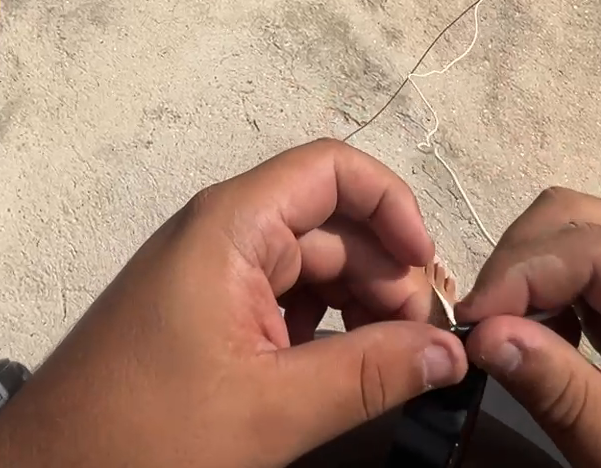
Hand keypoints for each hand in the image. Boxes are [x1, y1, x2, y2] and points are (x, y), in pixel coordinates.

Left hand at [0, 139, 468, 467]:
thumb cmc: (149, 431)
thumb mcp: (271, 408)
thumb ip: (369, 374)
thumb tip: (451, 352)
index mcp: (235, 222)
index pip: (331, 169)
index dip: (391, 204)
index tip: (430, 269)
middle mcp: (229, 229)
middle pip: (331, 222)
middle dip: (386, 272)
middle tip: (428, 345)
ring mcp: (219, 268)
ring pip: (315, 264)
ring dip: (362, 304)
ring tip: (396, 364)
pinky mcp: (213, 307)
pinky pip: (289, 298)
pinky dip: (327, 326)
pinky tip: (348, 370)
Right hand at [457, 188, 600, 467]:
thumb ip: (573, 405)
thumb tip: (483, 334)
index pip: (593, 247)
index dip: (520, 272)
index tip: (470, 328)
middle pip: (583, 218)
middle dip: (518, 262)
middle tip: (481, 332)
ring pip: (582, 232)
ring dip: (529, 272)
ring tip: (505, 337)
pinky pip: (594, 270)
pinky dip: (551, 290)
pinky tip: (545, 342)